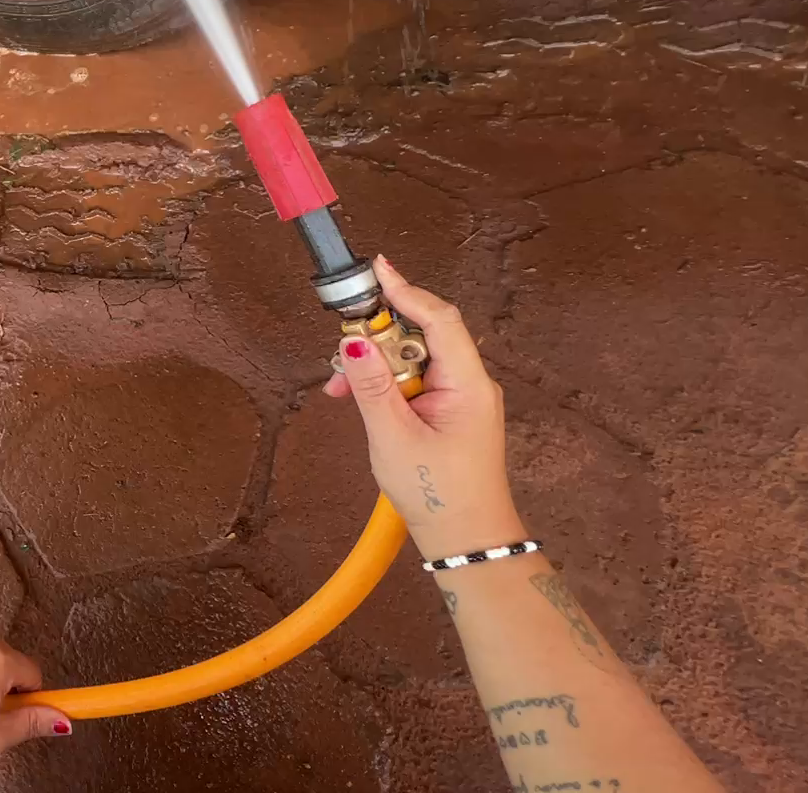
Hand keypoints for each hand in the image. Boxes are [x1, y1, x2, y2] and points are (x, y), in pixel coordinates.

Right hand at [323, 257, 523, 560]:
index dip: (407, 291)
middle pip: (420, 333)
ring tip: (340, 384)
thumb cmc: (435, 490)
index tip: (377, 269)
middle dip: (376, 333)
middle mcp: (467, 382)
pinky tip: (352, 393)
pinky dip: (378, 379)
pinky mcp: (443, 407)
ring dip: (371, 361)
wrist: (464, 538)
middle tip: (341, 343)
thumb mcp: (392, 435)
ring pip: (408, 355)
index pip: (439, 320)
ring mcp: (456, 394)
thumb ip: (371, 384)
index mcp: (467, 384)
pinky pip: (407, 376)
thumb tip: (352, 342)